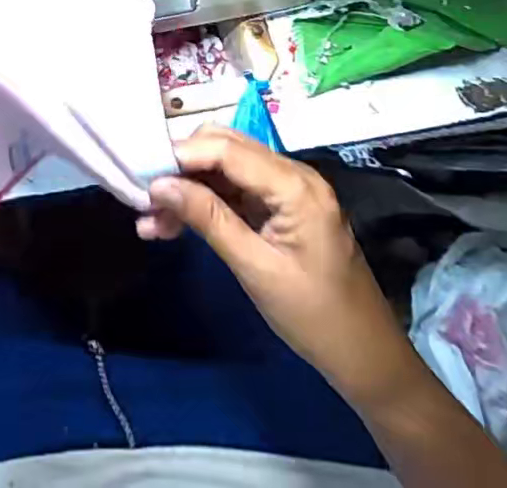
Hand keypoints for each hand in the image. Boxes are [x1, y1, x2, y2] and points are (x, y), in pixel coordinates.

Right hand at [137, 127, 417, 403]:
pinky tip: (171, 226)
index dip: (180, 156)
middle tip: (144, 198)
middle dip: (179, 170)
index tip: (141, 176)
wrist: (365, 357)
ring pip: (221, 169)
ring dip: (186, 189)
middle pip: (222, 148)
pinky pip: (231, 191)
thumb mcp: (255, 268)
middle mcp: (291, 175)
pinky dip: (201, 203)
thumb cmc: (315, 317)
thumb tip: (158, 185)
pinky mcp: (277, 207)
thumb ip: (207, 219)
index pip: (226, 149)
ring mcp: (285, 190)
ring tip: (149, 220)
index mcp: (295, 186)